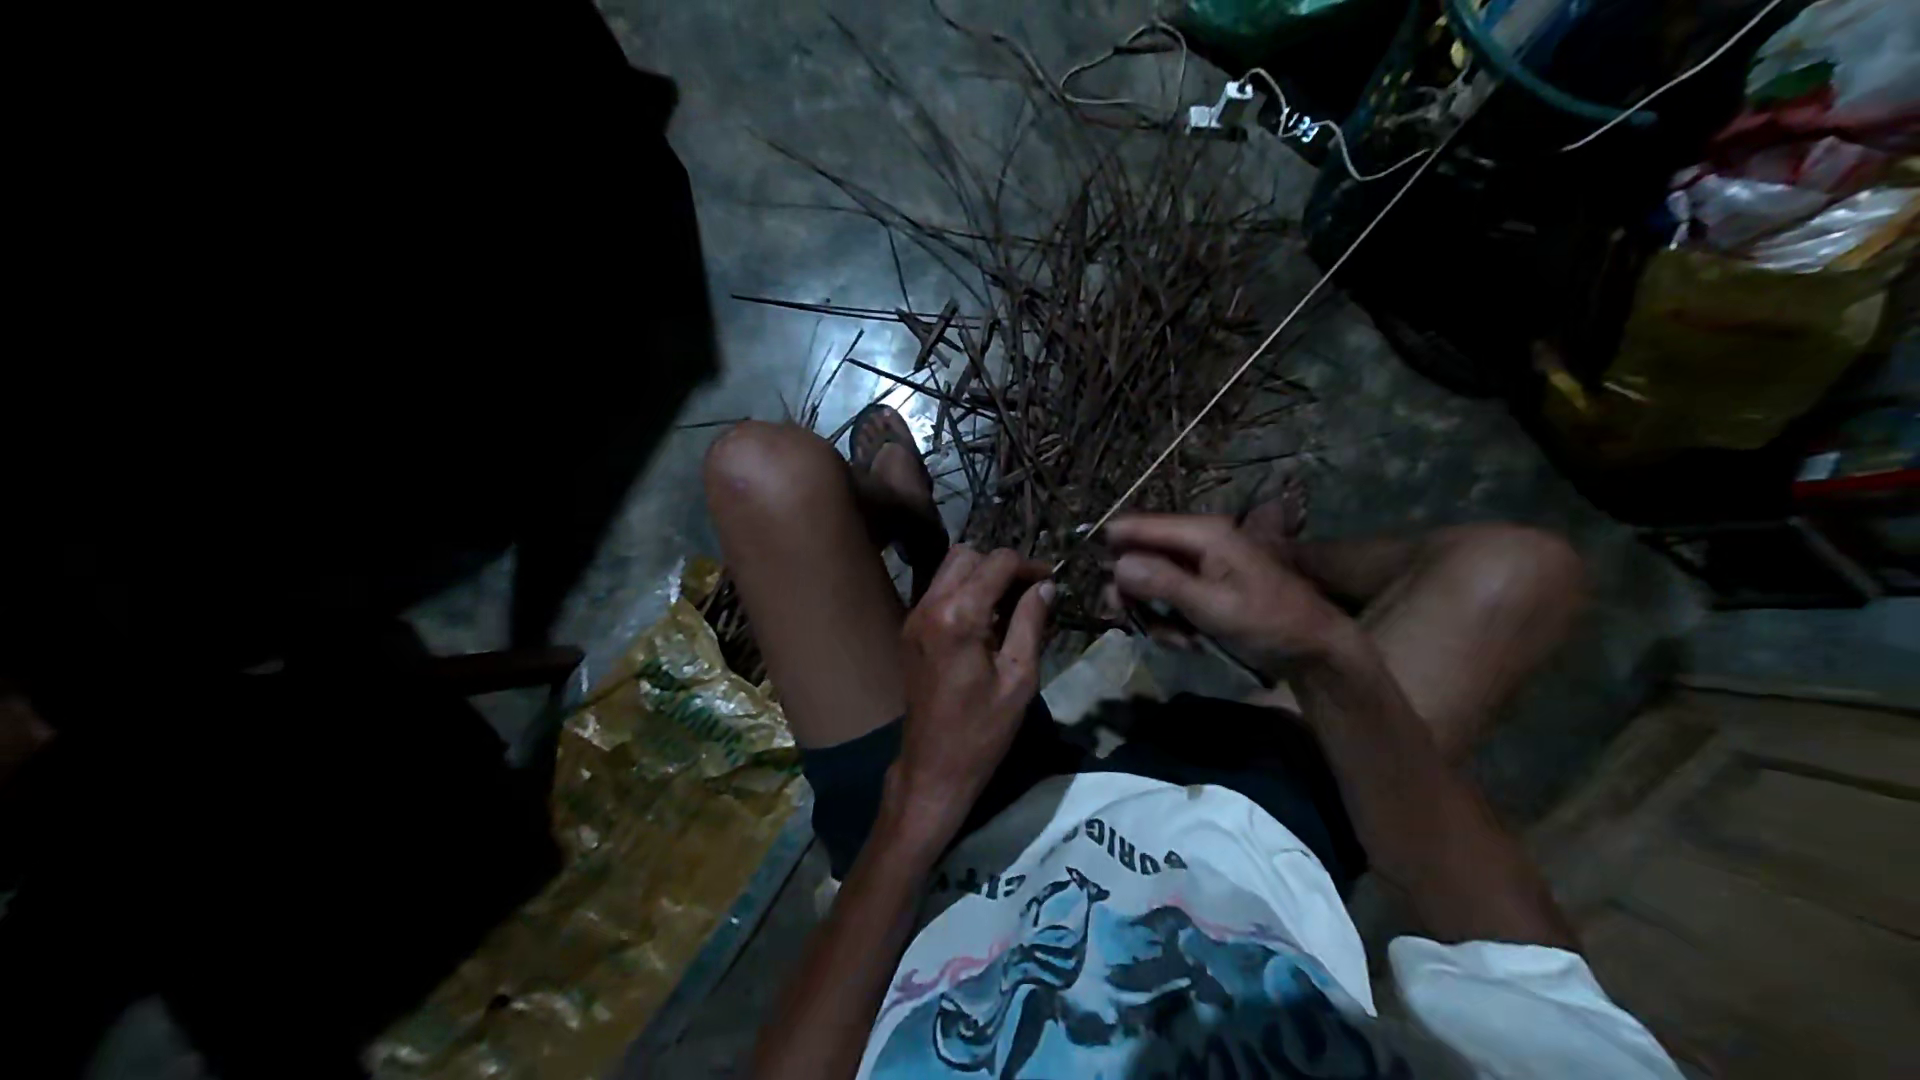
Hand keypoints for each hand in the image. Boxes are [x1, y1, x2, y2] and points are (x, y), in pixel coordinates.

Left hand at [886, 545, 1053, 837]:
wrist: (933, 766)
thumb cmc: (982, 730)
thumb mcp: (1019, 677)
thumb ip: (1031, 622)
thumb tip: (1045, 586)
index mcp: (958, 616)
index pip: (997, 563)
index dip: (1028, 565)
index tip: (1050, 581)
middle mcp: (930, 606)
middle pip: (968, 555)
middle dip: (1001, 566)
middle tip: (1029, 591)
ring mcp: (914, 617)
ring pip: (949, 569)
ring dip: (980, 575)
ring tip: (1009, 605)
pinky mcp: (910, 630)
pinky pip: (938, 591)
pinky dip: (963, 591)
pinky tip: (985, 621)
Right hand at [1105, 513, 1348, 667]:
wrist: (1311, 650)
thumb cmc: (1268, 621)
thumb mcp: (1214, 605)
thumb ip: (1164, 583)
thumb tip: (1117, 566)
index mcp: (1203, 533)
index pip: (1137, 526)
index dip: (1111, 550)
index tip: (1097, 583)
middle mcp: (1196, 542)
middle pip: (1137, 556)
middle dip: (1132, 591)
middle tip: (1130, 620)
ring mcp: (1197, 566)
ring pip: (1147, 582)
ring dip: (1152, 613)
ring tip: (1175, 638)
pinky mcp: (1199, 588)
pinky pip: (1164, 600)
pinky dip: (1168, 622)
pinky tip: (1186, 640)